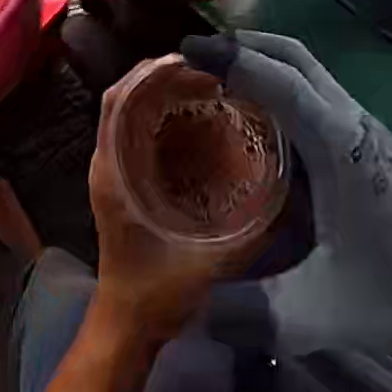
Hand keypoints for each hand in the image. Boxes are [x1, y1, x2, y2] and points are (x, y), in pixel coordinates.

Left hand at [86, 57, 252, 340]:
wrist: (127, 325)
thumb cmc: (155, 292)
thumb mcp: (207, 260)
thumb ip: (247, 230)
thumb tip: (284, 191)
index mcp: (114, 170)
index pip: (119, 100)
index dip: (151, 74)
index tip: (192, 65)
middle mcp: (108, 160)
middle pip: (126, 96)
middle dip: (163, 77)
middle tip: (209, 73)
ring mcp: (114, 167)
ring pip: (131, 109)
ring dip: (163, 92)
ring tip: (206, 85)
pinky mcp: (124, 176)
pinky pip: (139, 127)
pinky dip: (164, 112)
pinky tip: (197, 116)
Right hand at [183, 31, 391, 391]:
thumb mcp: (332, 312)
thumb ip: (265, 314)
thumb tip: (196, 314)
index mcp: (343, 145)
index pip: (282, 80)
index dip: (232, 57)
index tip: (185, 50)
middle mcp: (352, 122)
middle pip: (294, 56)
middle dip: (242, 44)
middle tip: (193, 57)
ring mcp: (362, 127)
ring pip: (306, 68)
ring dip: (260, 59)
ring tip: (213, 76)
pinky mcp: (365, 141)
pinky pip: (313, 90)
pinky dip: (276, 80)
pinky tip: (254, 114)